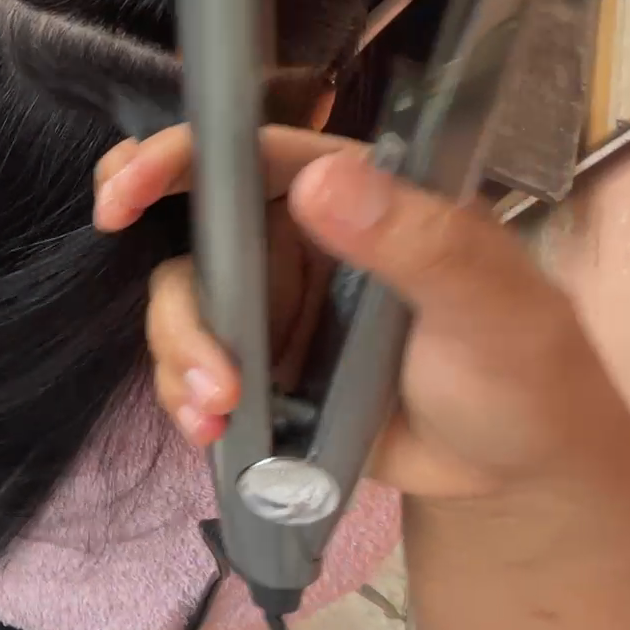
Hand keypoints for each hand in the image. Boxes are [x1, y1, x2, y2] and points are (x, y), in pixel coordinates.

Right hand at [97, 124, 629, 500]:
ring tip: (218, 406)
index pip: (244, 152)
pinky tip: (210, 427)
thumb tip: (323, 181)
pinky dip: (181, 392)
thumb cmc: (520, 378)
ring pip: (173, 296)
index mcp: (340, 195)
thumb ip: (421, 245)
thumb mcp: (494, 313)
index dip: (173, 156)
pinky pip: (179, 358)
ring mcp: (254, 296)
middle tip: (109, 224)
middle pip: (181, 208)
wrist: (500, 478)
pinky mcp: (238, 353)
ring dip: (177, 346)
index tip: (124, 189)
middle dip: (133, 212)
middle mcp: (283, 235)